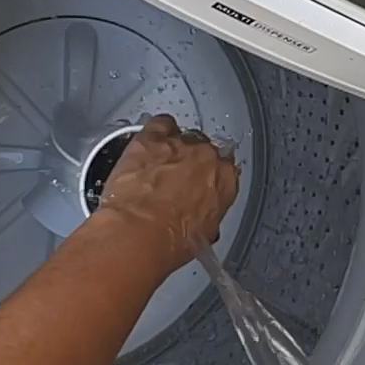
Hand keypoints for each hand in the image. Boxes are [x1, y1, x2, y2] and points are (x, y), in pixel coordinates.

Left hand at [94, 115, 239, 271]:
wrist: (138, 233)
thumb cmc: (170, 240)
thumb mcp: (201, 236)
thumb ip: (208, 215)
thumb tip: (199, 219)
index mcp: (225, 180)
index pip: (226, 169)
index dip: (212, 177)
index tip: (203, 186)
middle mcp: (206, 156)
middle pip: (204, 149)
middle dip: (192, 162)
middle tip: (177, 180)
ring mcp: (178, 144)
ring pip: (182, 135)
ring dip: (174, 148)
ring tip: (160, 165)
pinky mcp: (151, 139)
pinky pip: (160, 123)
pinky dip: (156, 131)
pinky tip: (150, 142)